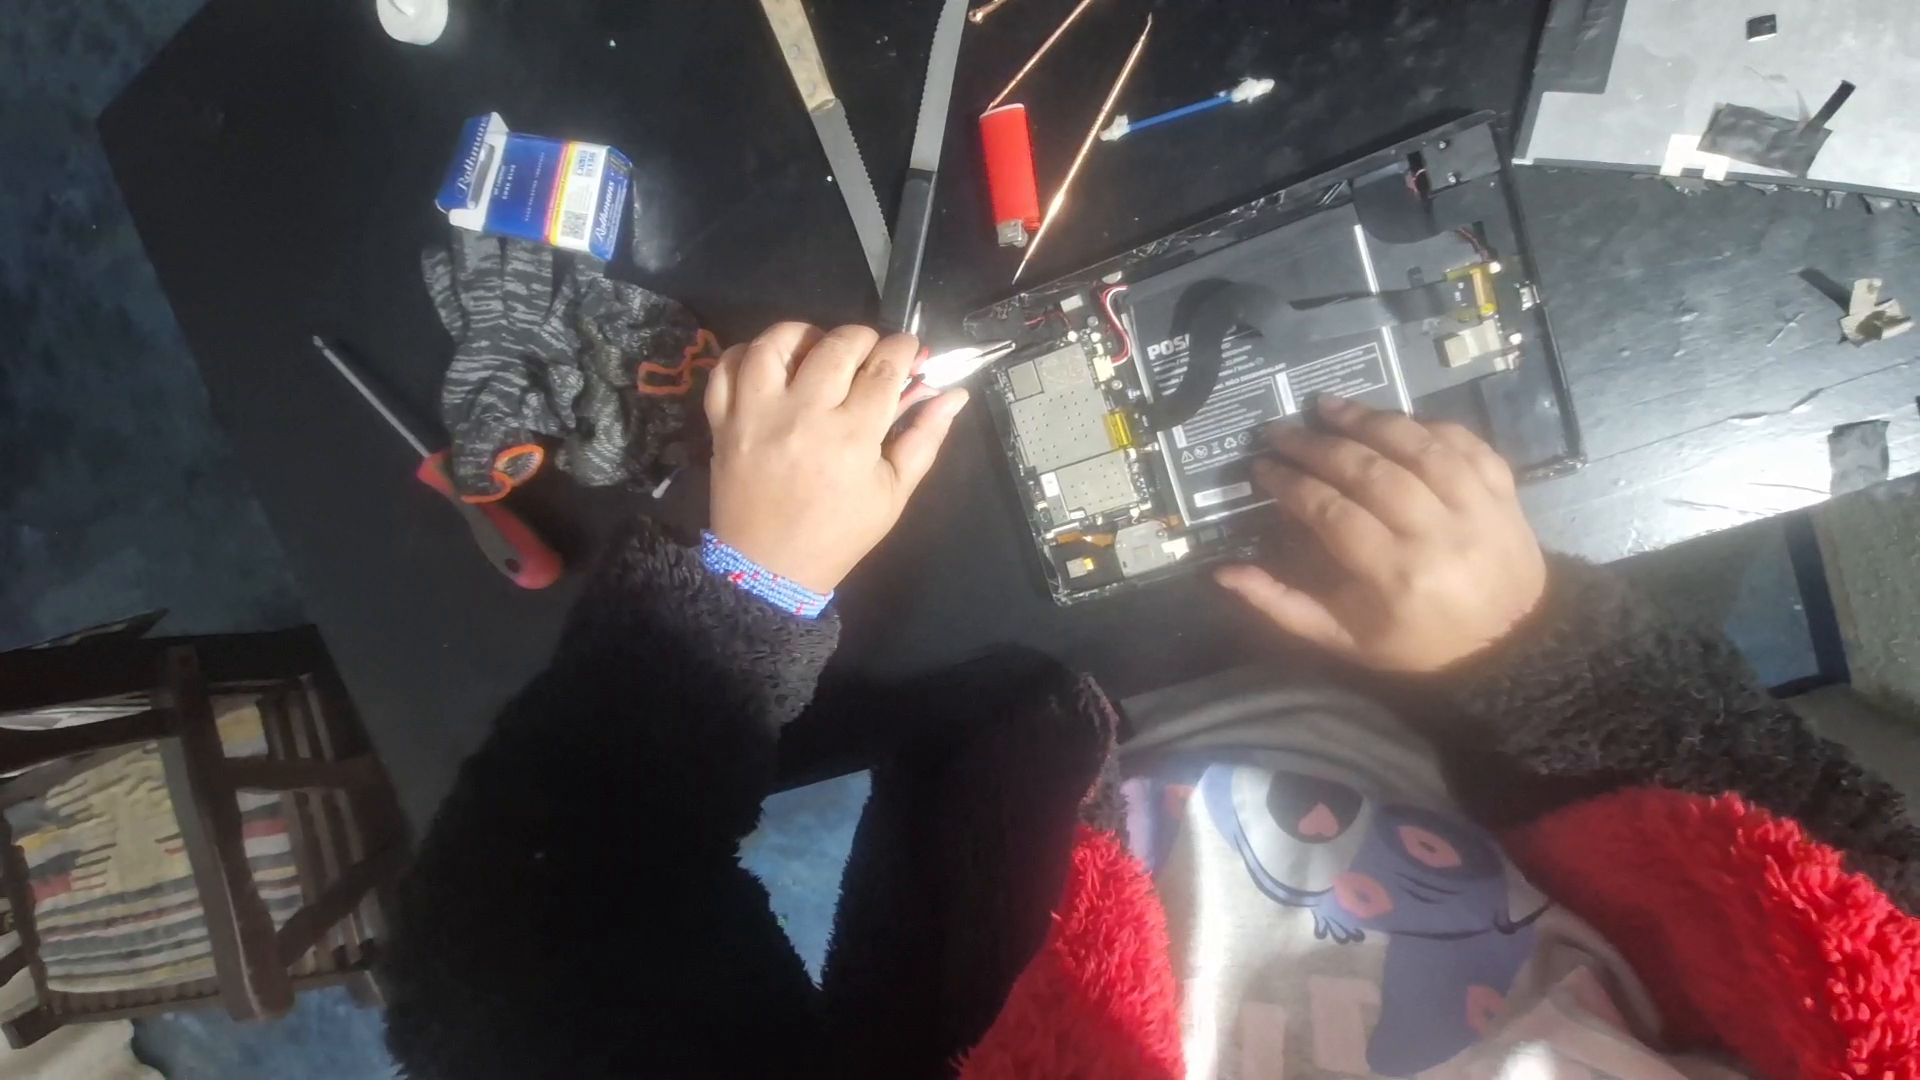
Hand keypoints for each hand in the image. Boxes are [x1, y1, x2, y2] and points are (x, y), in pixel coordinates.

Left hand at [705, 323, 969, 593]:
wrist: (769, 567)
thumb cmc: (839, 533)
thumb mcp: (894, 494)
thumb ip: (924, 439)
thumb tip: (953, 395)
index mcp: (851, 437)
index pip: (885, 368)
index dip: (904, 349)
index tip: (909, 352)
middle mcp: (802, 415)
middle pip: (837, 346)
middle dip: (864, 338)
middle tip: (871, 356)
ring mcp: (756, 414)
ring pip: (776, 343)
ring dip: (805, 334)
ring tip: (819, 350)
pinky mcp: (724, 420)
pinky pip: (728, 366)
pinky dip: (749, 353)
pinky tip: (772, 365)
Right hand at [1214, 396, 1546, 672]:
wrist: (1513, 645)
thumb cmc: (1413, 643)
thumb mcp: (1339, 638)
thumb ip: (1280, 604)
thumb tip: (1223, 573)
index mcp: (1393, 575)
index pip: (1333, 512)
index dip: (1291, 484)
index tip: (1261, 467)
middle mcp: (1438, 535)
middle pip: (1371, 472)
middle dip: (1317, 446)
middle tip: (1280, 431)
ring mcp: (1478, 508)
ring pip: (1417, 448)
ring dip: (1368, 420)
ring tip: (1326, 406)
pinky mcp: (1505, 492)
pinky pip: (1465, 443)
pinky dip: (1425, 424)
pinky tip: (1390, 419)